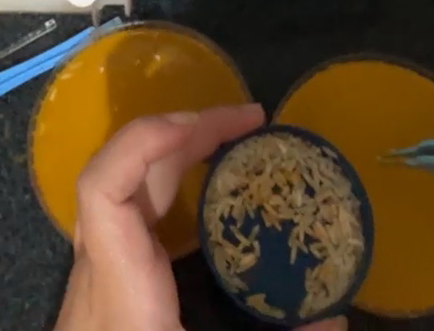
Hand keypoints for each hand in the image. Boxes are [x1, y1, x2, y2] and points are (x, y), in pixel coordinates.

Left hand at [53, 104, 344, 330]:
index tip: (205, 128)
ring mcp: (98, 274)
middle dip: (188, 132)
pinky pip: (133, 210)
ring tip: (235, 139)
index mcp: (121, 290)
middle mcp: (100, 267)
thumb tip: (336, 317)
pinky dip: (171, 185)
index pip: (105, 190)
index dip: (146, 142)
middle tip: (251, 121)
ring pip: (128, 184)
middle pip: (126, 170)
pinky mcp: (106, 284)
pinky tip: (210, 195)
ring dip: (178, 151)